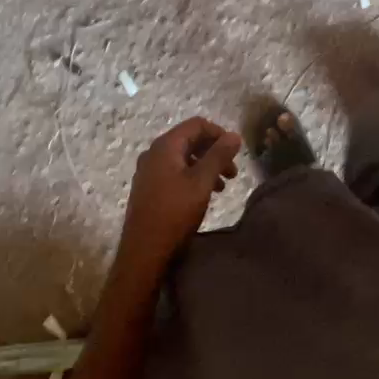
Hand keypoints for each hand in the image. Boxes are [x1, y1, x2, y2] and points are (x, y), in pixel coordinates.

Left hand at [119, 117, 241, 266]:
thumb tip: (234, 135)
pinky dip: (192, 177)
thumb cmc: (174, 213)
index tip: (235, 152)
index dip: (219, 133)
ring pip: (182, 158)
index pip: (196, 124)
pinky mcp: (148, 189)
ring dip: (205, 166)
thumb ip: (219, 156)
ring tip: (221, 187)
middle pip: (189, 140)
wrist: (143, 253)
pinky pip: (174, 172)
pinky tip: (202, 195)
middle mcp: (153, 153)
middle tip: (232, 172)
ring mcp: (148, 171)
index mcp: (165, 146)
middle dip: (213, 152)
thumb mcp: (202, 182)